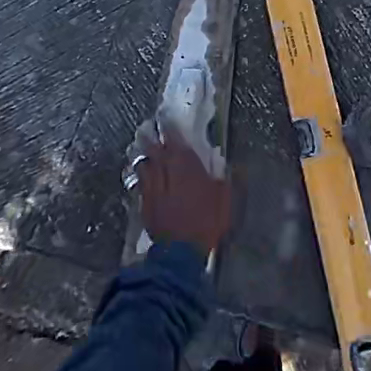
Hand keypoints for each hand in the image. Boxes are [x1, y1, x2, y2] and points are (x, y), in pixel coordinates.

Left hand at [138, 132, 231, 256]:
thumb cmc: (207, 222)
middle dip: (149, 137)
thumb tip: (229, 165)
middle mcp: (164, 172)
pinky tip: (143, 176)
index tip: (165, 119)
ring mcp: (151, 187)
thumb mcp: (224, 199)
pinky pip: (140, 183)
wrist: (180, 252)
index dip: (169, 128)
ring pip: (143, 164)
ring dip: (143, 155)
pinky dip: (142, 176)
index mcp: (185, 166)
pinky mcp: (143, 203)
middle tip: (146, 128)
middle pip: (153, 149)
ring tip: (142, 149)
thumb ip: (224, 179)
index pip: (174, 139)